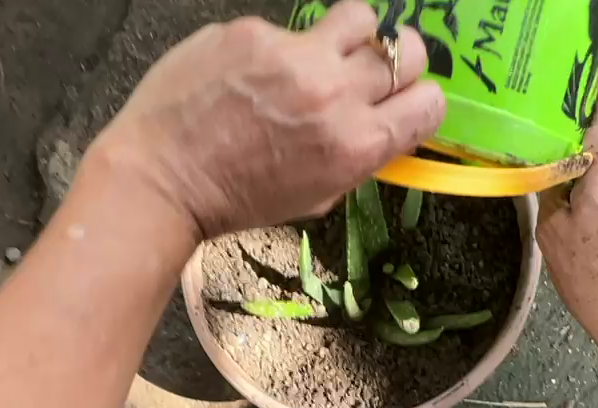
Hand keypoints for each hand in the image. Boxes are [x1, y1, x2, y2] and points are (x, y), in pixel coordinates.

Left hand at [91, 3, 444, 242]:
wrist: (168, 177)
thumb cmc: (242, 201)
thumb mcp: (315, 198)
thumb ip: (355, 159)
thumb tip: (375, 127)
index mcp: (356, 147)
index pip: (429, 102)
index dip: (420, 104)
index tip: (403, 108)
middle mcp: (336, 94)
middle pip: (406, 50)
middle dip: (396, 65)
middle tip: (369, 78)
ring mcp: (295, 54)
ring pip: (360, 18)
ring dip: (353, 37)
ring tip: (324, 59)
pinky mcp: (255, 30)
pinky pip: (289, 30)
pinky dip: (281, 51)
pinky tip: (252, 77)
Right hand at [538, 62, 597, 371]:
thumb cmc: (594, 275)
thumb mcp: (551, 230)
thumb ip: (548, 185)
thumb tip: (546, 165)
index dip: (590, 86)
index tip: (561, 104)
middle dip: (582, 140)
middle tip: (551, 166)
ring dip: (596, 168)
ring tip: (573, 204)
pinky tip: (594, 222)